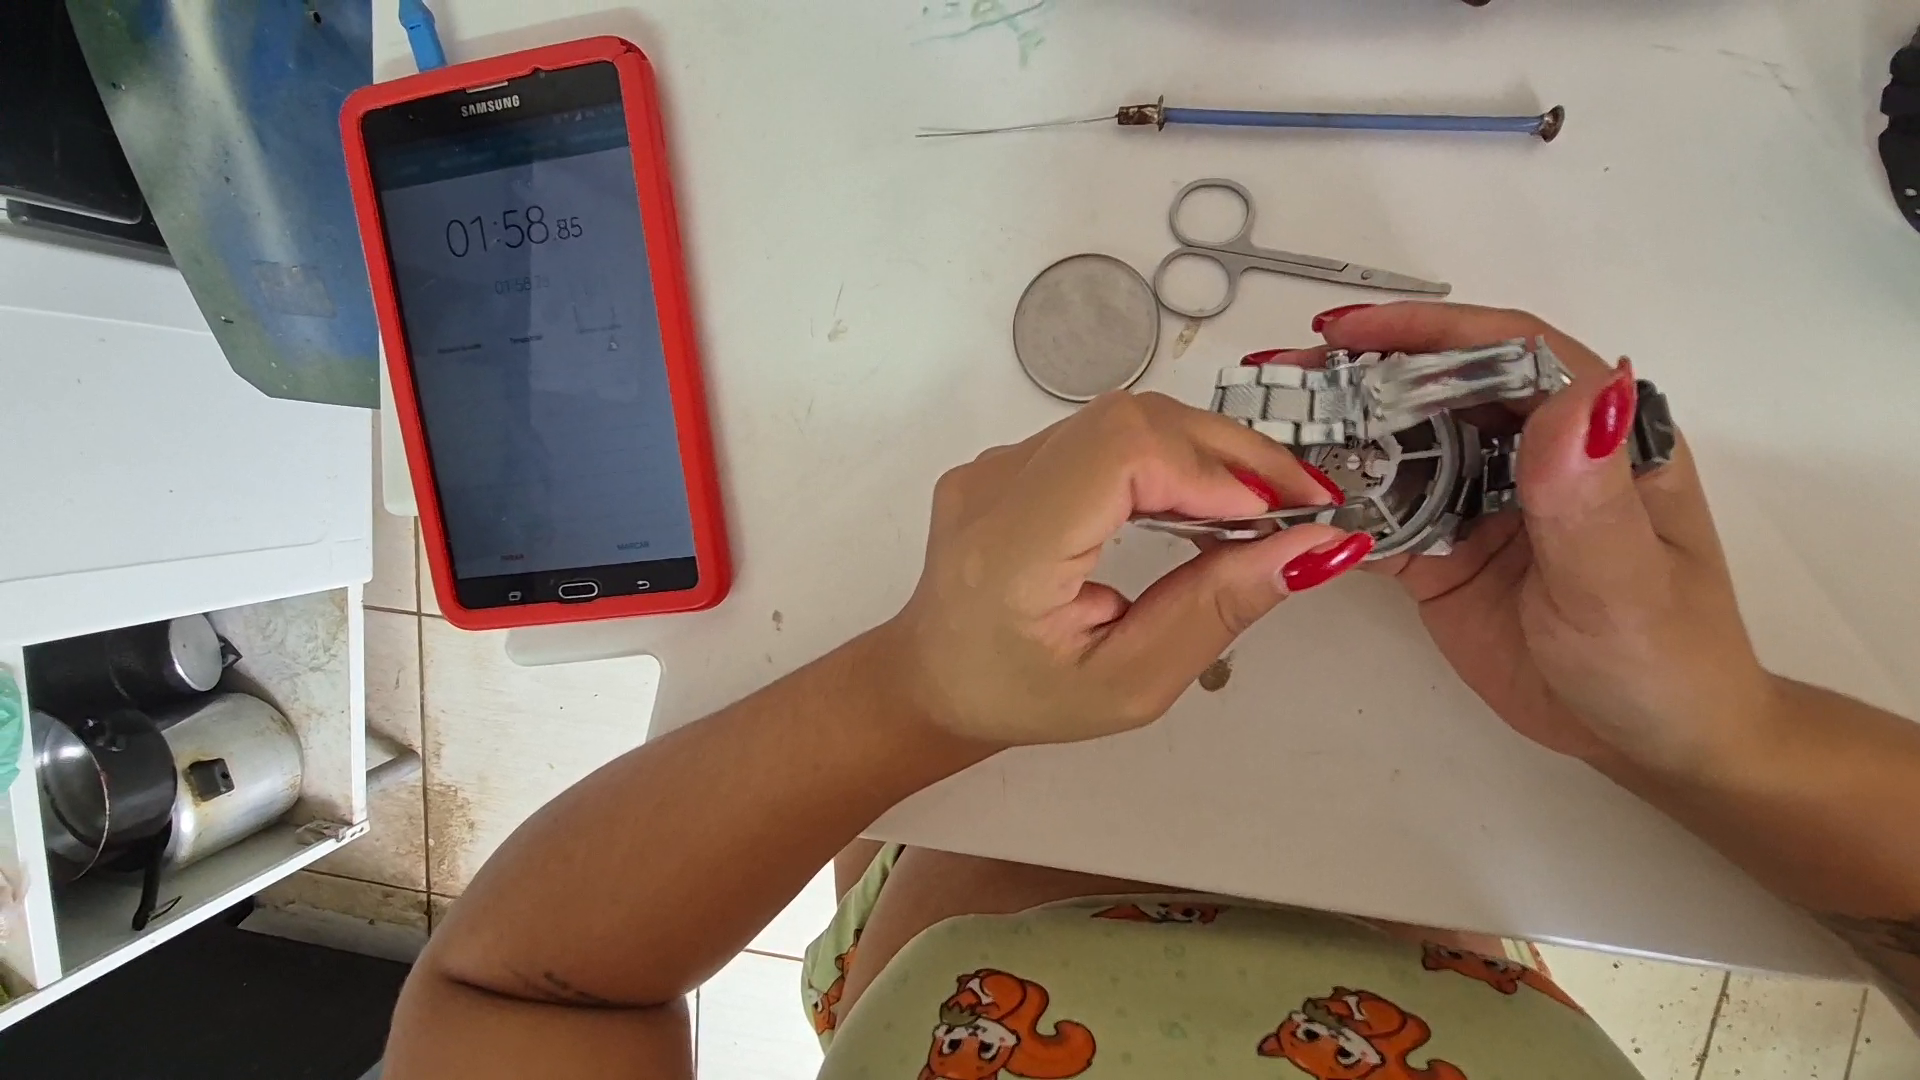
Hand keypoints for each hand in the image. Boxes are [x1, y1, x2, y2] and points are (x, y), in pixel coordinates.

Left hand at [886, 392, 1370, 747]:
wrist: (935, 677)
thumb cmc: (1022, 698)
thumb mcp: (1128, 685)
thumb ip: (1213, 612)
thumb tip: (1312, 548)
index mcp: (1011, 551)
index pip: (1119, 454)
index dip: (1212, 468)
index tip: (1281, 515)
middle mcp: (992, 488)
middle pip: (1128, 421)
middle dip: (1229, 454)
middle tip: (1297, 506)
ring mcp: (992, 465)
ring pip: (1119, 420)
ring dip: (1201, 453)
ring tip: (1256, 509)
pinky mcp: (1002, 462)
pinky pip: (1097, 436)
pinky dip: (1162, 458)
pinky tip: (1195, 501)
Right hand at [1308, 303, 1776, 771]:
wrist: (1637, 738)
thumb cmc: (1660, 661)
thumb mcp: (1625, 586)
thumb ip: (1588, 502)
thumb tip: (1571, 398)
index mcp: (1594, 440)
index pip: (1511, 356)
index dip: (1430, 332)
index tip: (1347, 333)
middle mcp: (1527, 458)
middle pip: (1436, 393)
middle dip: (1358, 378)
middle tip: (1280, 379)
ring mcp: (1475, 502)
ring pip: (1397, 449)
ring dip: (1333, 438)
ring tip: (1266, 433)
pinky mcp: (1436, 549)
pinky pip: (1374, 515)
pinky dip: (1330, 509)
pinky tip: (1284, 505)